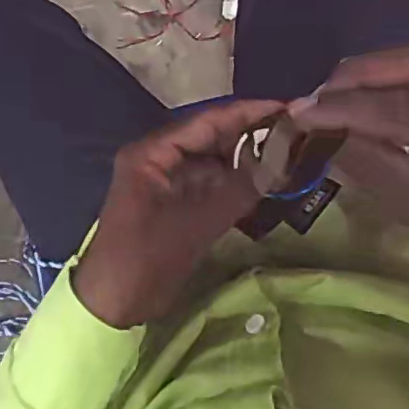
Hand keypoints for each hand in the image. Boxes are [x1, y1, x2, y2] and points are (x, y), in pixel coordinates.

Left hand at [74, 99, 285, 327]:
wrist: (112, 302)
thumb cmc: (143, 258)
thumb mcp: (193, 224)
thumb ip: (237, 191)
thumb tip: (280, 164)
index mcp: (152, 153)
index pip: (205, 121)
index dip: (247, 112)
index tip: (287, 106)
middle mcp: (158, 159)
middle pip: (210, 137)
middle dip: (250, 134)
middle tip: (296, 131)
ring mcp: (166, 182)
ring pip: (212, 160)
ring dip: (245, 159)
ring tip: (289, 154)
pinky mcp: (174, 203)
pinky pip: (209, 183)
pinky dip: (234, 182)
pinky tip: (265, 183)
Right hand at [291, 41, 408, 274]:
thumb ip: (365, 159)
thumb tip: (319, 124)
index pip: (404, 108)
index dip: (347, 106)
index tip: (302, 111)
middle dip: (362, 73)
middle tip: (320, 90)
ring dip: (381, 68)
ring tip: (341, 87)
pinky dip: (407, 70)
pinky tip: (379, 85)